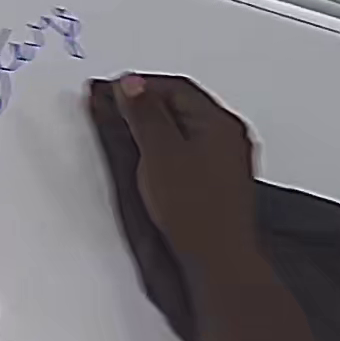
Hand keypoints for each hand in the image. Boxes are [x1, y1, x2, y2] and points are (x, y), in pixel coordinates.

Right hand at [112, 74, 259, 274]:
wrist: (217, 257)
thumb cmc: (192, 206)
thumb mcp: (158, 151)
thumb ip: (143, 113)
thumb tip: (131, 83)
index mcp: (219, 122)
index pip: (174, 87)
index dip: (139, 84)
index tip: (111, 90)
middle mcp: (228, 136)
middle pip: (180, 104)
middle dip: (144, 101)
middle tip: (114, 105)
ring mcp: (224, 159)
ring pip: (182, 126)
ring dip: (152, 122)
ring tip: (124, 127)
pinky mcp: (215, 178)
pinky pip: (186, 146)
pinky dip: (162, 141)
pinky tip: (146, 153)